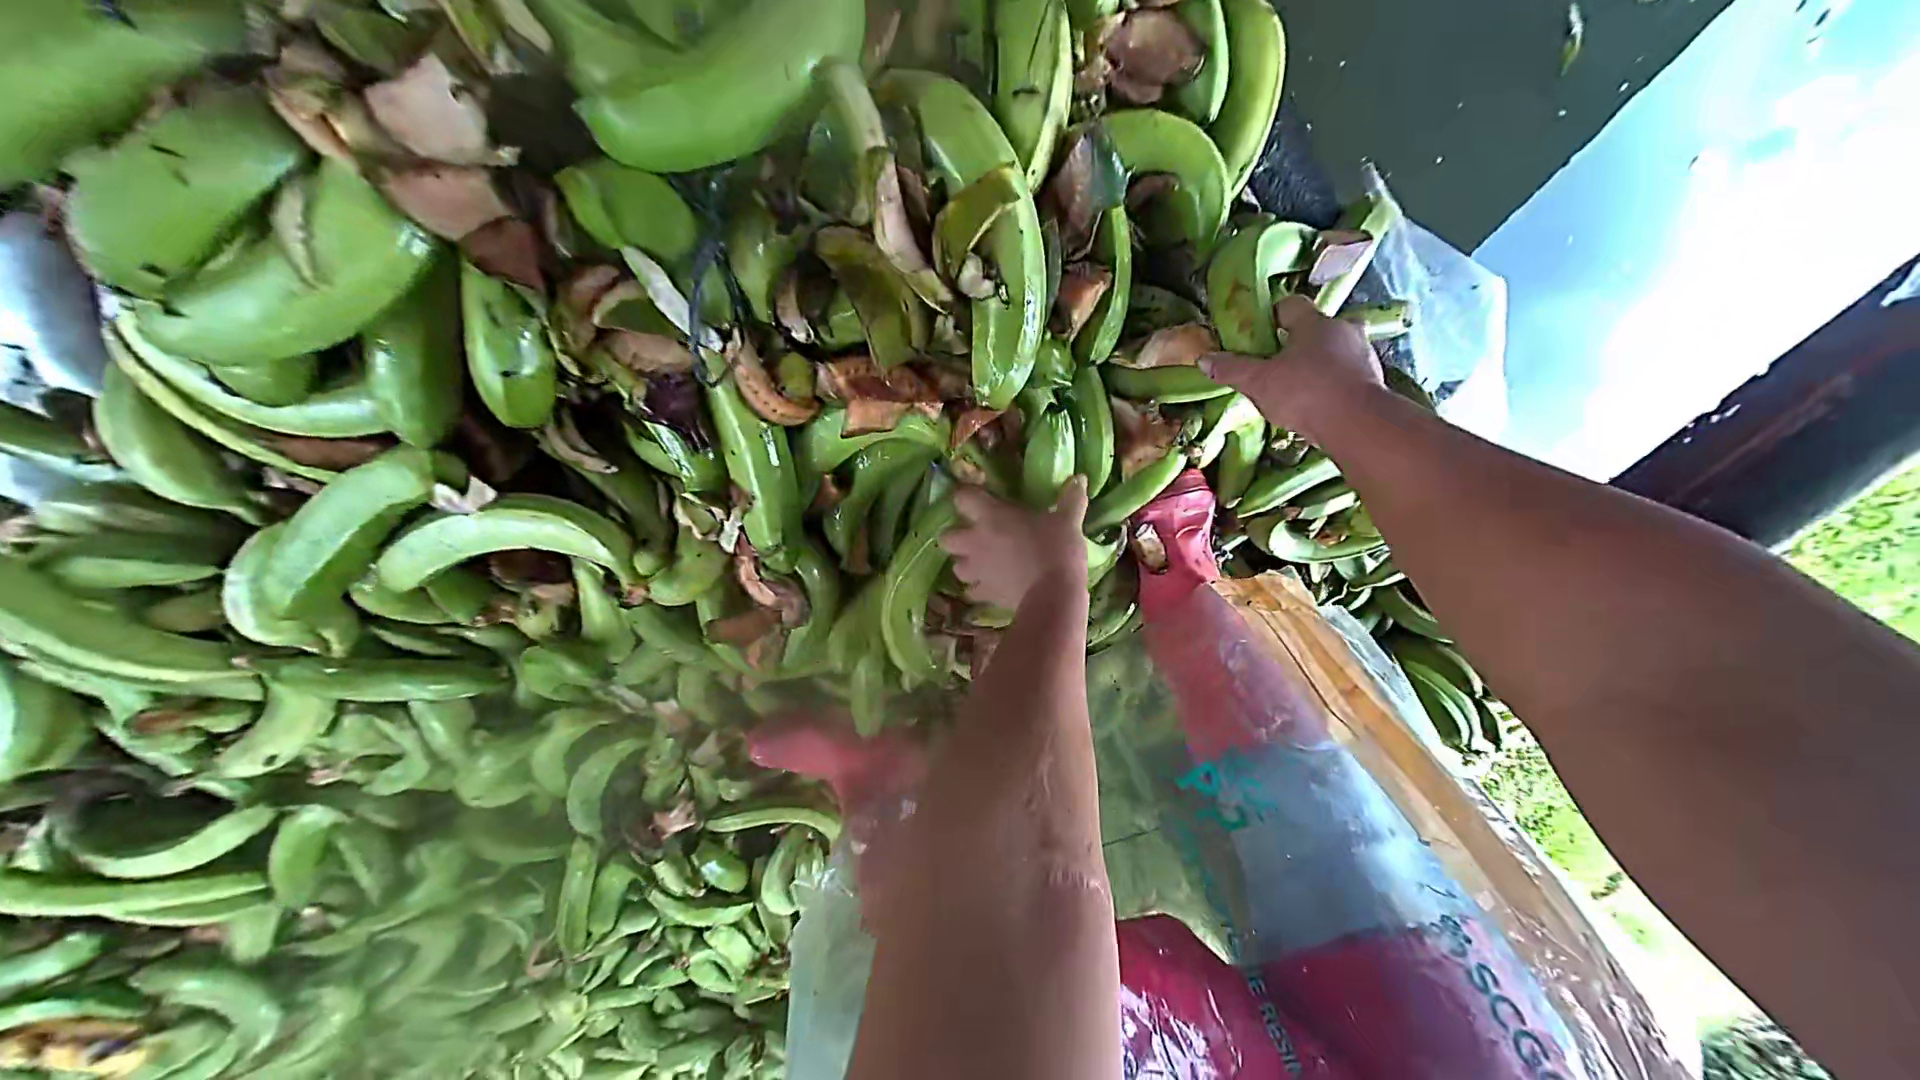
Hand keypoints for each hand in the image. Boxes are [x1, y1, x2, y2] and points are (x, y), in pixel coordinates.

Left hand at [941, 476, 1088, 609]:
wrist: (1054, 595)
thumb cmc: (1057, 549)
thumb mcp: (1068, 520)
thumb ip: (1071, 498)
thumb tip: (1080, 478)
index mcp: (991, 516)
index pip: (961, 497)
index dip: (966, 496)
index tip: (979, 498)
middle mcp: (975, 541)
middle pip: (946, 537)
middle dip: (956, 536)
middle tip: (975, 536)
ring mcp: (977, 570)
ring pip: (956, 566)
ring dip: (966, 563)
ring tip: (982, 563)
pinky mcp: (984, 594)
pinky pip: (972, 591)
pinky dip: (978, 589)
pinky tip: (991, 587)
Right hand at [1199, 295, 1387, 442]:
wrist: (1357, 424)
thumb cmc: (1305, 393)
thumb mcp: (1258, 383)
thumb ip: (1232, 369)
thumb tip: (1203, 359)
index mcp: (1314, 324)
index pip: (1291, 305)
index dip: (1272, 315)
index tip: (1257, 332)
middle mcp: (1343, 330)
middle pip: (1315, 328)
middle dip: (1295, 342)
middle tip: (1275, 361)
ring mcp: (1362, 354)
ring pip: (1333, 350)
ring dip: (1315, 362)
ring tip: (1294, 385)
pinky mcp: (1372, 380)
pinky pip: (1345, 373)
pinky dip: (1330, 381)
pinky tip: (1315, 401)